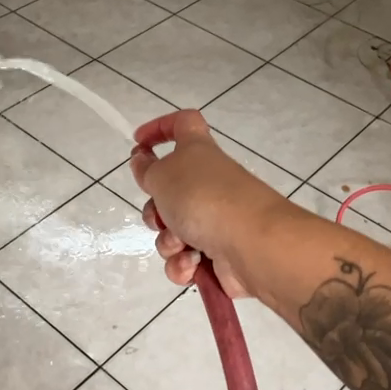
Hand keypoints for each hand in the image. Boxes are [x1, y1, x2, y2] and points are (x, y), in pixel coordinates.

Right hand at [130, 111, 294, 295]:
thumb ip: (146, 169)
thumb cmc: (204, 198)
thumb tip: (141, 159)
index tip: (139, 143)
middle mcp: (208, 184)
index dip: (160, 128)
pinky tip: (193, 265)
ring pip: (172, 231)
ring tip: (182, 245)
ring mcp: (215, 220)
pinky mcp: (219, 253)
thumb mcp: (164, 176)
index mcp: (198, 153)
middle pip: (168, 192)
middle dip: (154, 210)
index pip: (182, 124)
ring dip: (169, 242)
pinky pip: (186, 259)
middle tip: (160, 215)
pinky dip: (184, 264)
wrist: (252, 244)